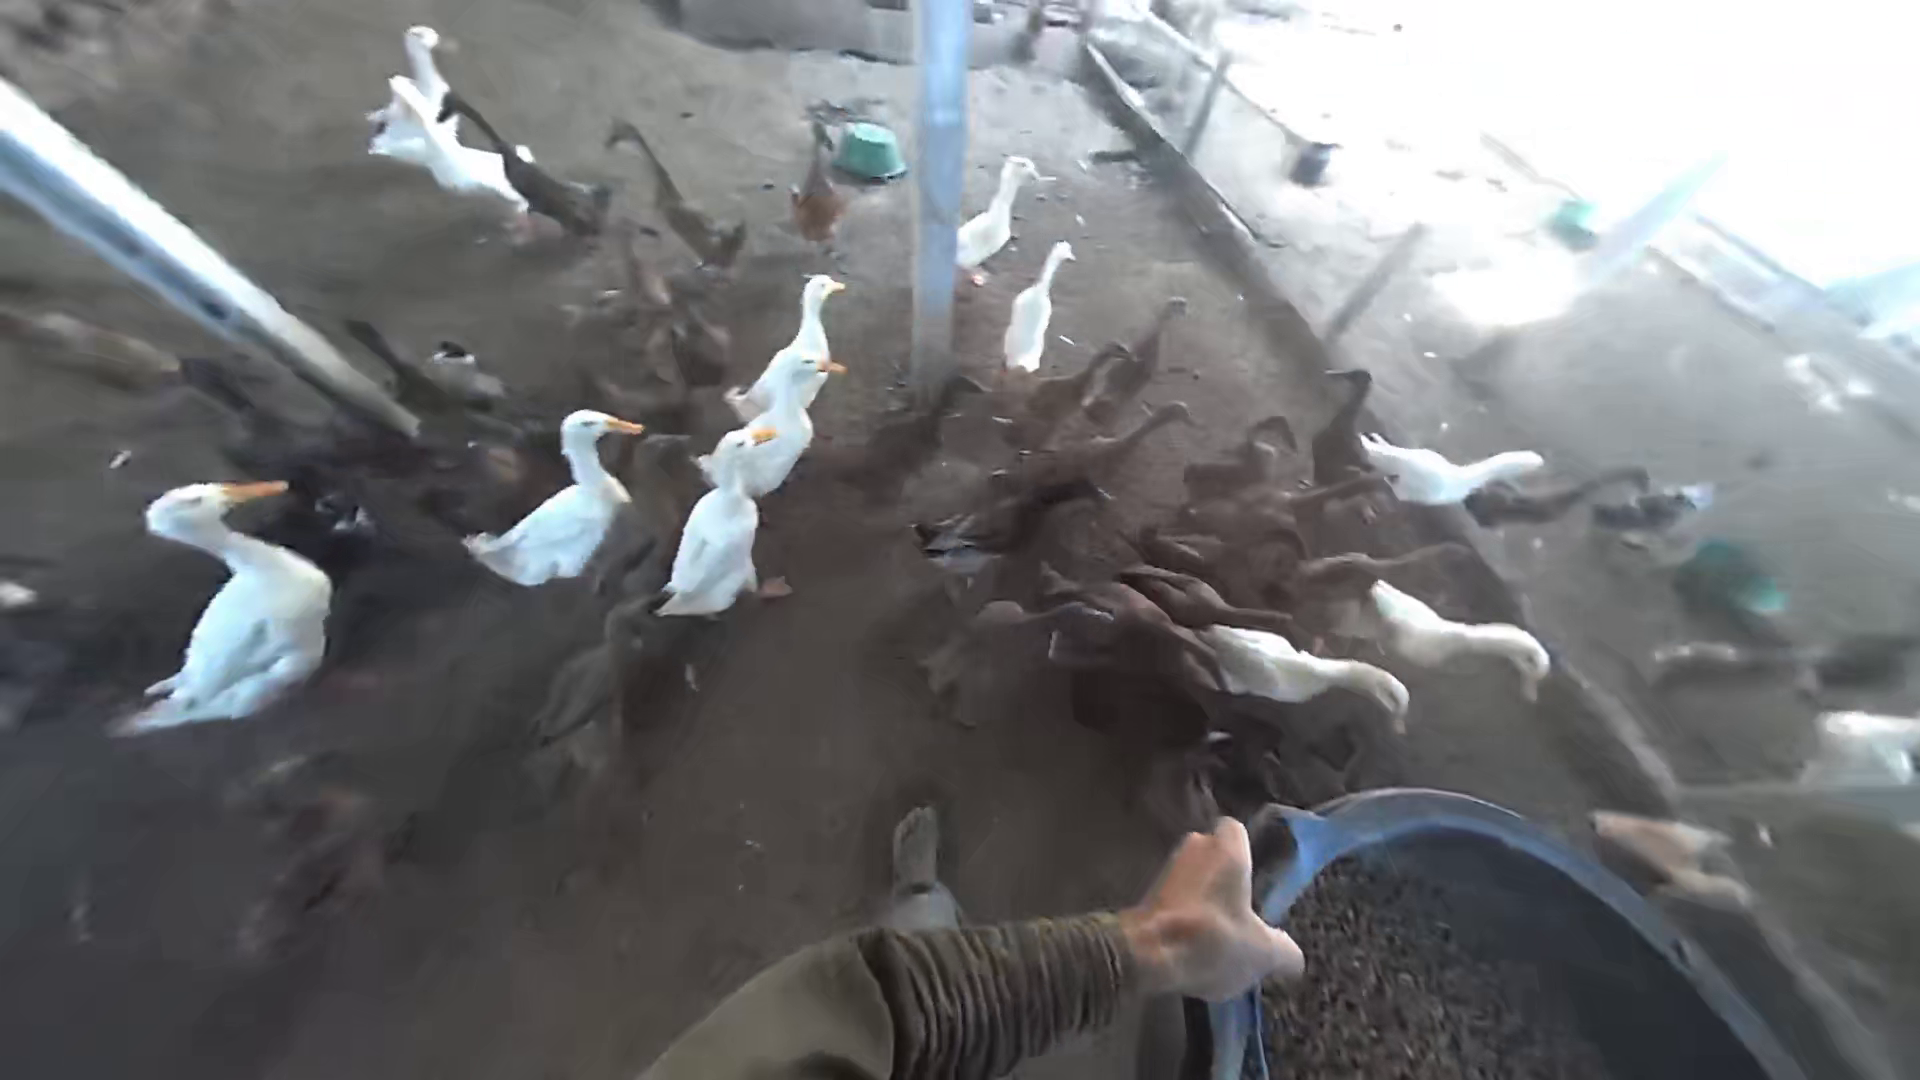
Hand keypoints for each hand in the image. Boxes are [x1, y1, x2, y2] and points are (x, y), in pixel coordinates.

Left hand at [1119, 817, 1303, 1000]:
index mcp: (1225, 850)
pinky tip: (1199, 939)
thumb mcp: (1264, 953)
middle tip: (1245, 911)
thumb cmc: (1213, 937)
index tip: (1257, 874)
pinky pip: (1179, 892)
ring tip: (1223, 932)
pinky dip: (1189, 909)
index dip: (1246, 847)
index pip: (1235, 828)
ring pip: (1196, 873)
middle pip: (1215, 852)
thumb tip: (1291, 953)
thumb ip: (1284, 948)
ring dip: (1207, 895)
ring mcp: (1170, 865)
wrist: (1150, 950)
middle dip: (1228, 877)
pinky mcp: (1152, 887)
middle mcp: (1195, 846)